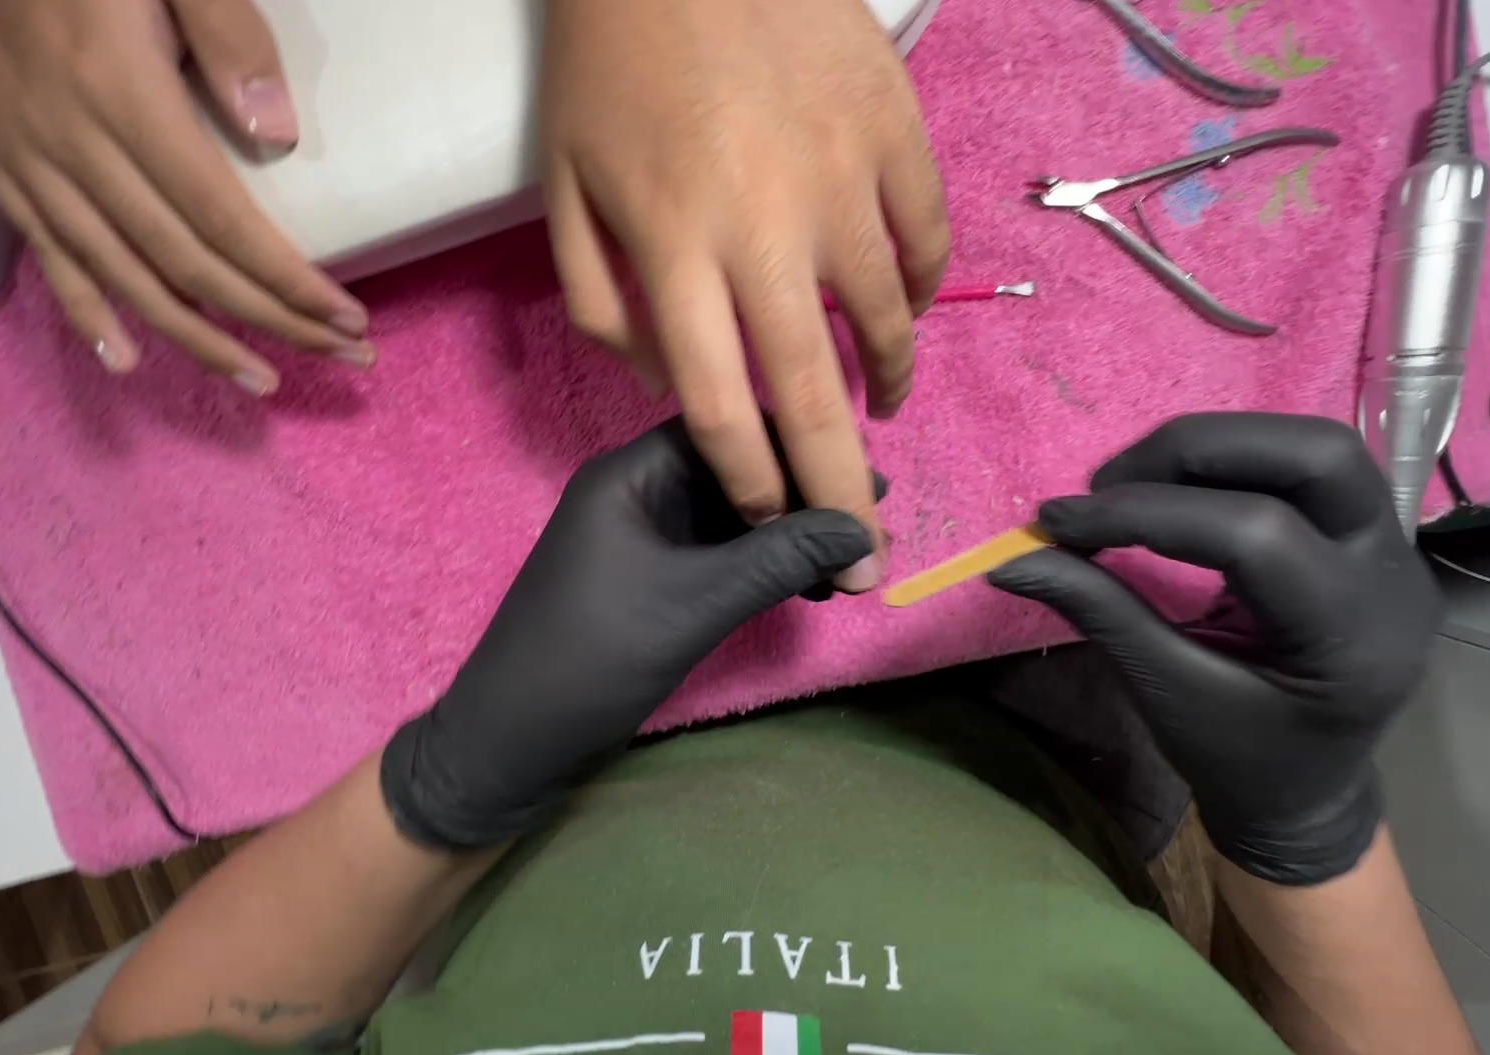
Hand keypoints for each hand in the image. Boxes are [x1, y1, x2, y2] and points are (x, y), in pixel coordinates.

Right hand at [0, 0, 373, 394]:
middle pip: (190, 264)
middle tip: (345, 358)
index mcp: (120, 96)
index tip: (350, 320)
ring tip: (263, 382)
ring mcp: (26, 162)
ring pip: (125, 277)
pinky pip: (44, 255)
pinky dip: (85, 314)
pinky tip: (126, 361)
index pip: (226, 221)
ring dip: (200, 341)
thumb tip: (275, 137)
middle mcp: (70, 144)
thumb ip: (229, 40)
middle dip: (276, 321)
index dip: (290, 281)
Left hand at [381, 419, 877, 849]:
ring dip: (789, 540)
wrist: (513, 742)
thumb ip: (779, 559)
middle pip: (737, 477)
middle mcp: (637, 493)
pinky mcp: (651, 580)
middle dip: (804, 503)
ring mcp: (643, 538)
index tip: (867, 479)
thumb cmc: (594, 658)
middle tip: (872, 527)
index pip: (729, 435)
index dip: (800, 451)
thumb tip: (864, 532)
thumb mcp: (695, 603)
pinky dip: (763, 569)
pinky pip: (718, 557)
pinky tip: (805, 586)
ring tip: (849, 565)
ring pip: (732, 522)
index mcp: (631, 474)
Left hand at [538, 0, 949, 590]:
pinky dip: (919, 289)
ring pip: (885, 320)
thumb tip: (667, 384)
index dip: (754, 482)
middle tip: (870, 556)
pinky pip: (926, 236)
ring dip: (886, 385)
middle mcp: (765, 229)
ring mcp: (842, 176)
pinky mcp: (894, 128)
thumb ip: (602, 303)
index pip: (721, 405)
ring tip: (879, 411)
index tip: (778, 526)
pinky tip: (900, 308)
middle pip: (813, 392)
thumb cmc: (611, 62)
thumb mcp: (563, 189)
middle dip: (841, 490)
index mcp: (675, 248)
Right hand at [988, 413, 1442, 884]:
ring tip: (1130, 485)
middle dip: (1191, 452)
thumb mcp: (1162, 691)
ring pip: (1313, 445)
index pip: (1252, 535)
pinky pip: (1299, 468)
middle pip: (1313, 455)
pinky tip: (1170, 491)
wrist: (1306, 790)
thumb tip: (1009, 563)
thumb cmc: (1236, 756)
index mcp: (1351, 638)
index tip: (1055, 524)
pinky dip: (1222, 464)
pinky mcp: (1367, 536)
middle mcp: (1392, 575)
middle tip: (1107, 486)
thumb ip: (1096, 612)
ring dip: (1207, 448)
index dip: (1142, 515)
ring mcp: (1393, 548)